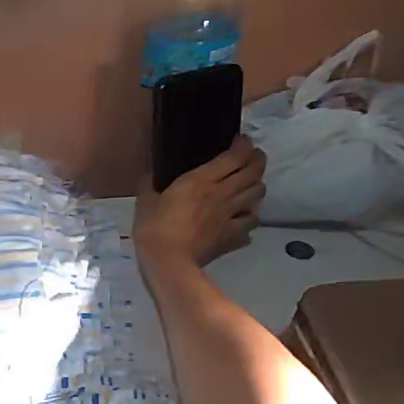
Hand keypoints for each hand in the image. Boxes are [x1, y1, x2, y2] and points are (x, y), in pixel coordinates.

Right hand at [133, 136, 265, 266]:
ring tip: (248, 186)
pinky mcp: (233, 237)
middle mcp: (223, 194)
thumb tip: (148, 173)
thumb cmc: (154, 229)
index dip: (244, 144)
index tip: (241, 140)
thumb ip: (149, 184)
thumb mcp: (145, 201)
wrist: (169, 263)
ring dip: (256, 187)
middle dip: (258, 160)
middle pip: (254, 172)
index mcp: (202, 180)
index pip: (236, 156)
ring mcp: (231, 216)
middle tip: (252, 157)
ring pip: (258, 195)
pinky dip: (250, 218)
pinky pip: (251, 224)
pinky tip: (242, 219)